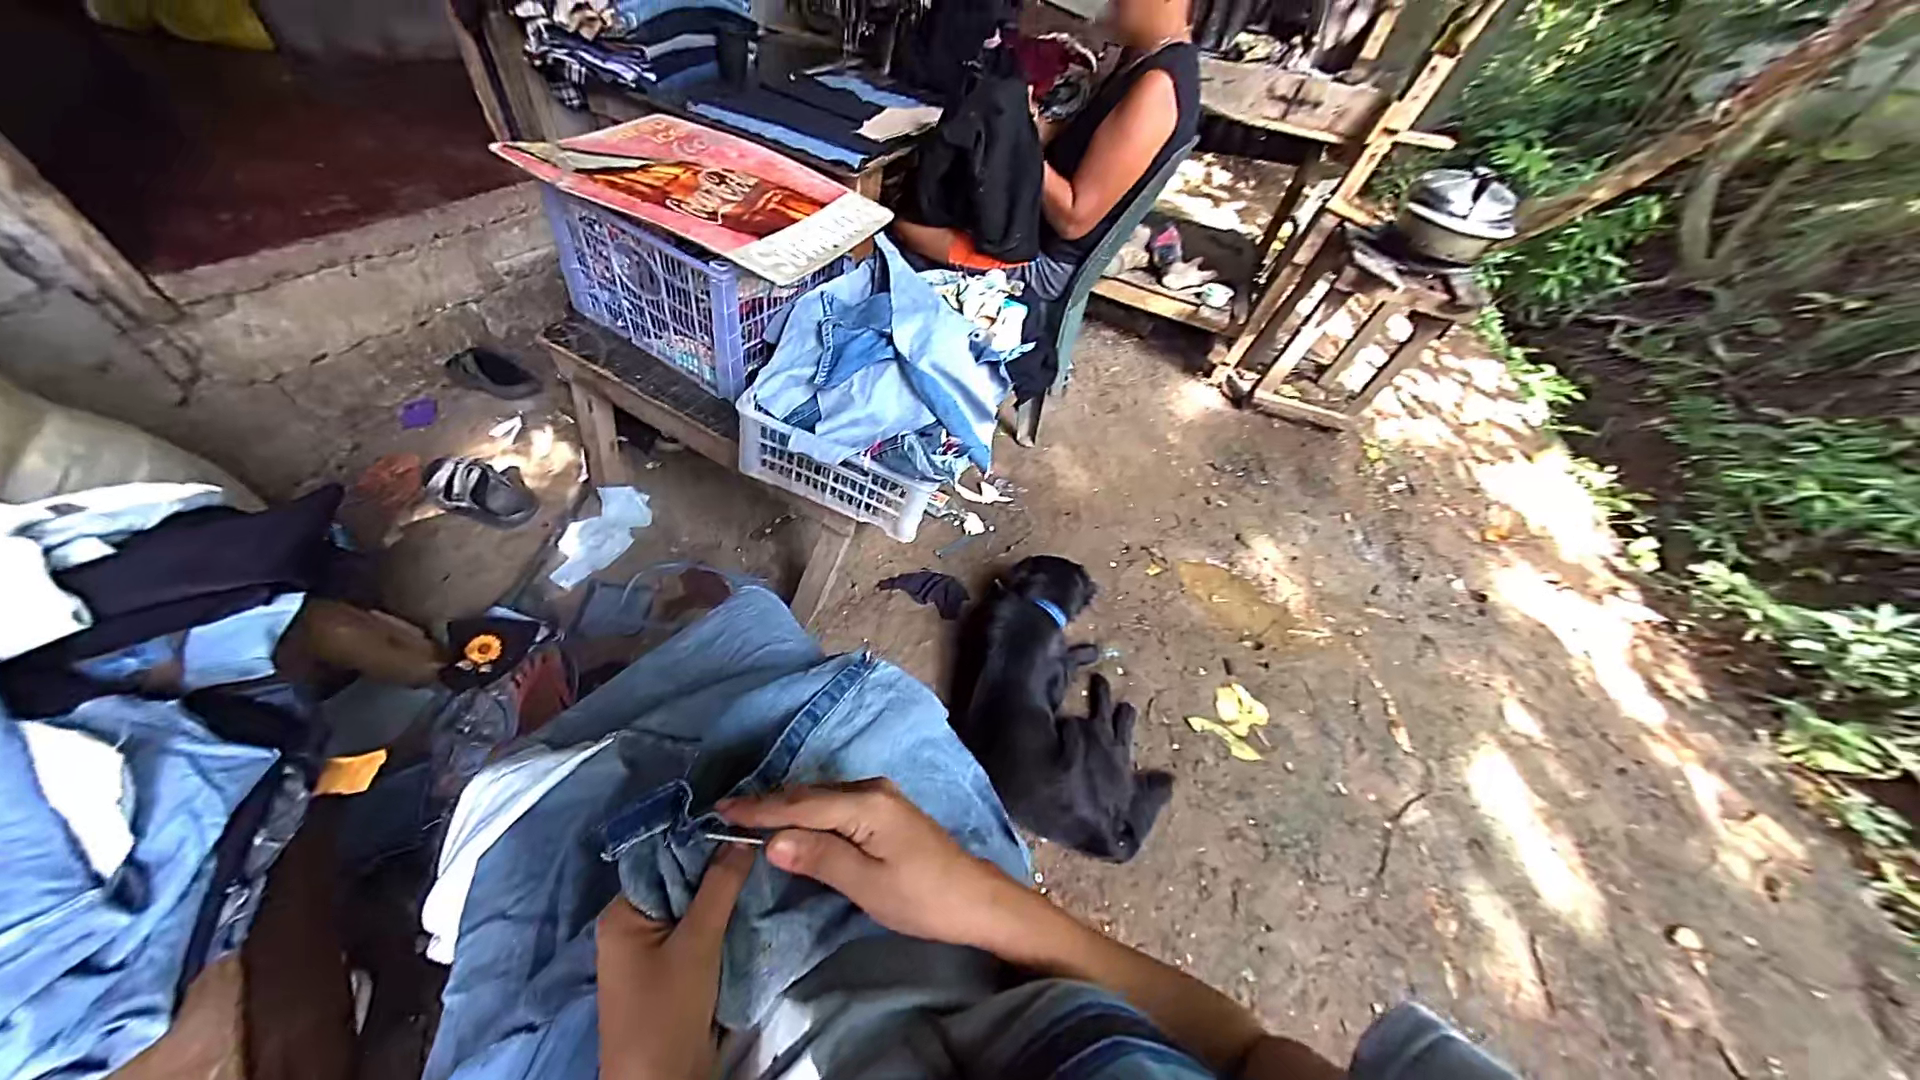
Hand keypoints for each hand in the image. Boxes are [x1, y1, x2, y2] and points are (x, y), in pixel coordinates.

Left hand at [595, 845, 752, 1079]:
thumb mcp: (697, 942)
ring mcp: (653, 947)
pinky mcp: (674, 966)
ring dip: (724, 889)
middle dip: (718, 862)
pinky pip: (700, 925)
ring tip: (761, 861)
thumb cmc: (667, 1011)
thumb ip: (720, 884)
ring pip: (694, 901)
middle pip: (680, 877)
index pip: (662, 857)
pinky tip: (750, 898)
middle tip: (758, 839)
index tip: (741, 820)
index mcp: (622, 913)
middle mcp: (633, 923)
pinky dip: (723, 914)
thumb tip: (744, 833)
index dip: (701, 837)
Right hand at [718, 779, 1042, 951]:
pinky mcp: (884, 807)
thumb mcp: (866, 884)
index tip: (721, 809)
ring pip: (821, 797)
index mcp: (867, 803)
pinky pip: (835, 803)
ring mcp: (880, 795)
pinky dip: (809, 811)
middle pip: (810, 794)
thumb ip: (820, 857)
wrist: (971, 896)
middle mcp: (871, 788)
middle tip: (726, 812)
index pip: (802, 803)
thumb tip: (773, 840)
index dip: (760, 807)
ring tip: (748, 815)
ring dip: (787, 805)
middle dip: (769, 803)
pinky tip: (793, 820)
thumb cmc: (920, 897)